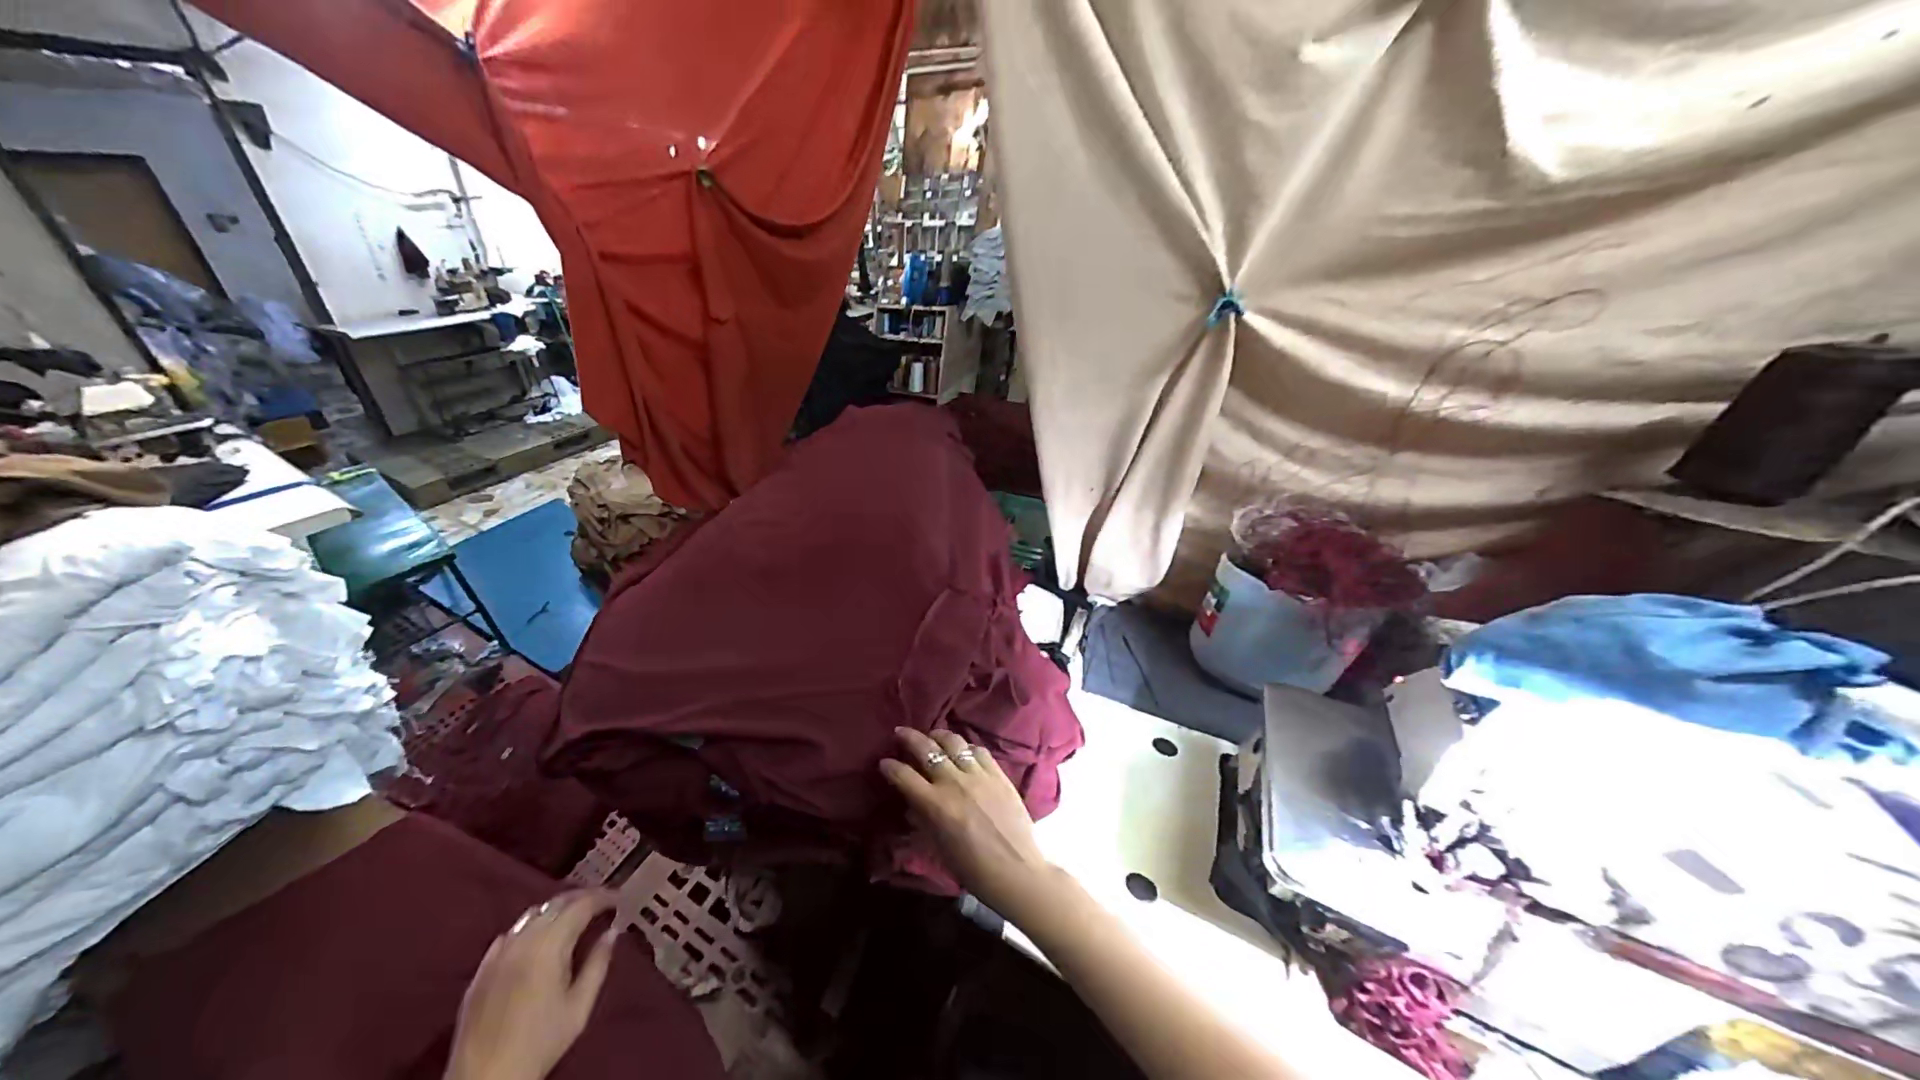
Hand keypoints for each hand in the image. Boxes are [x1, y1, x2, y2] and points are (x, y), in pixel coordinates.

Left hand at [445, 890, 620, 1079]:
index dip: (603, 897)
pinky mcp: (481, 970)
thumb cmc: (541, 1043)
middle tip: (602, 903)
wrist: (486, 1079)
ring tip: (574, 917)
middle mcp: (522, 941)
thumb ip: (598, 964)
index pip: (581, 905)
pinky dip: (529, 927)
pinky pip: (509, 934)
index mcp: (549, 946)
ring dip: (556, 909)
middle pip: (555, 904)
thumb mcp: (580, 1007)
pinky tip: (538, 938)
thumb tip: (612, 932)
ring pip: (531, 915)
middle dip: (582, 898)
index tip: (619, 899)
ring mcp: (498, 954)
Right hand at [880, 727, 1066, 921]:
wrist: (1017, 871)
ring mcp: (979, 775)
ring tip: (931, 735)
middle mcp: (955, 783)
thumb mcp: (939, 848)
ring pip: (954, 742)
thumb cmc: (973, 869)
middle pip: (927, 749)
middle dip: (909, 738)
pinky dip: (966, 746)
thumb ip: (923, 821)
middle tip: (900, 733)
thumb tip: (911, 804)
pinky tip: (963, 749)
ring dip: (938, 735)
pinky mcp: (999, 774)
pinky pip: (979, 751)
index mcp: (936, 805)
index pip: (904, 776)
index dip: (890, 767)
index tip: (884, 762)